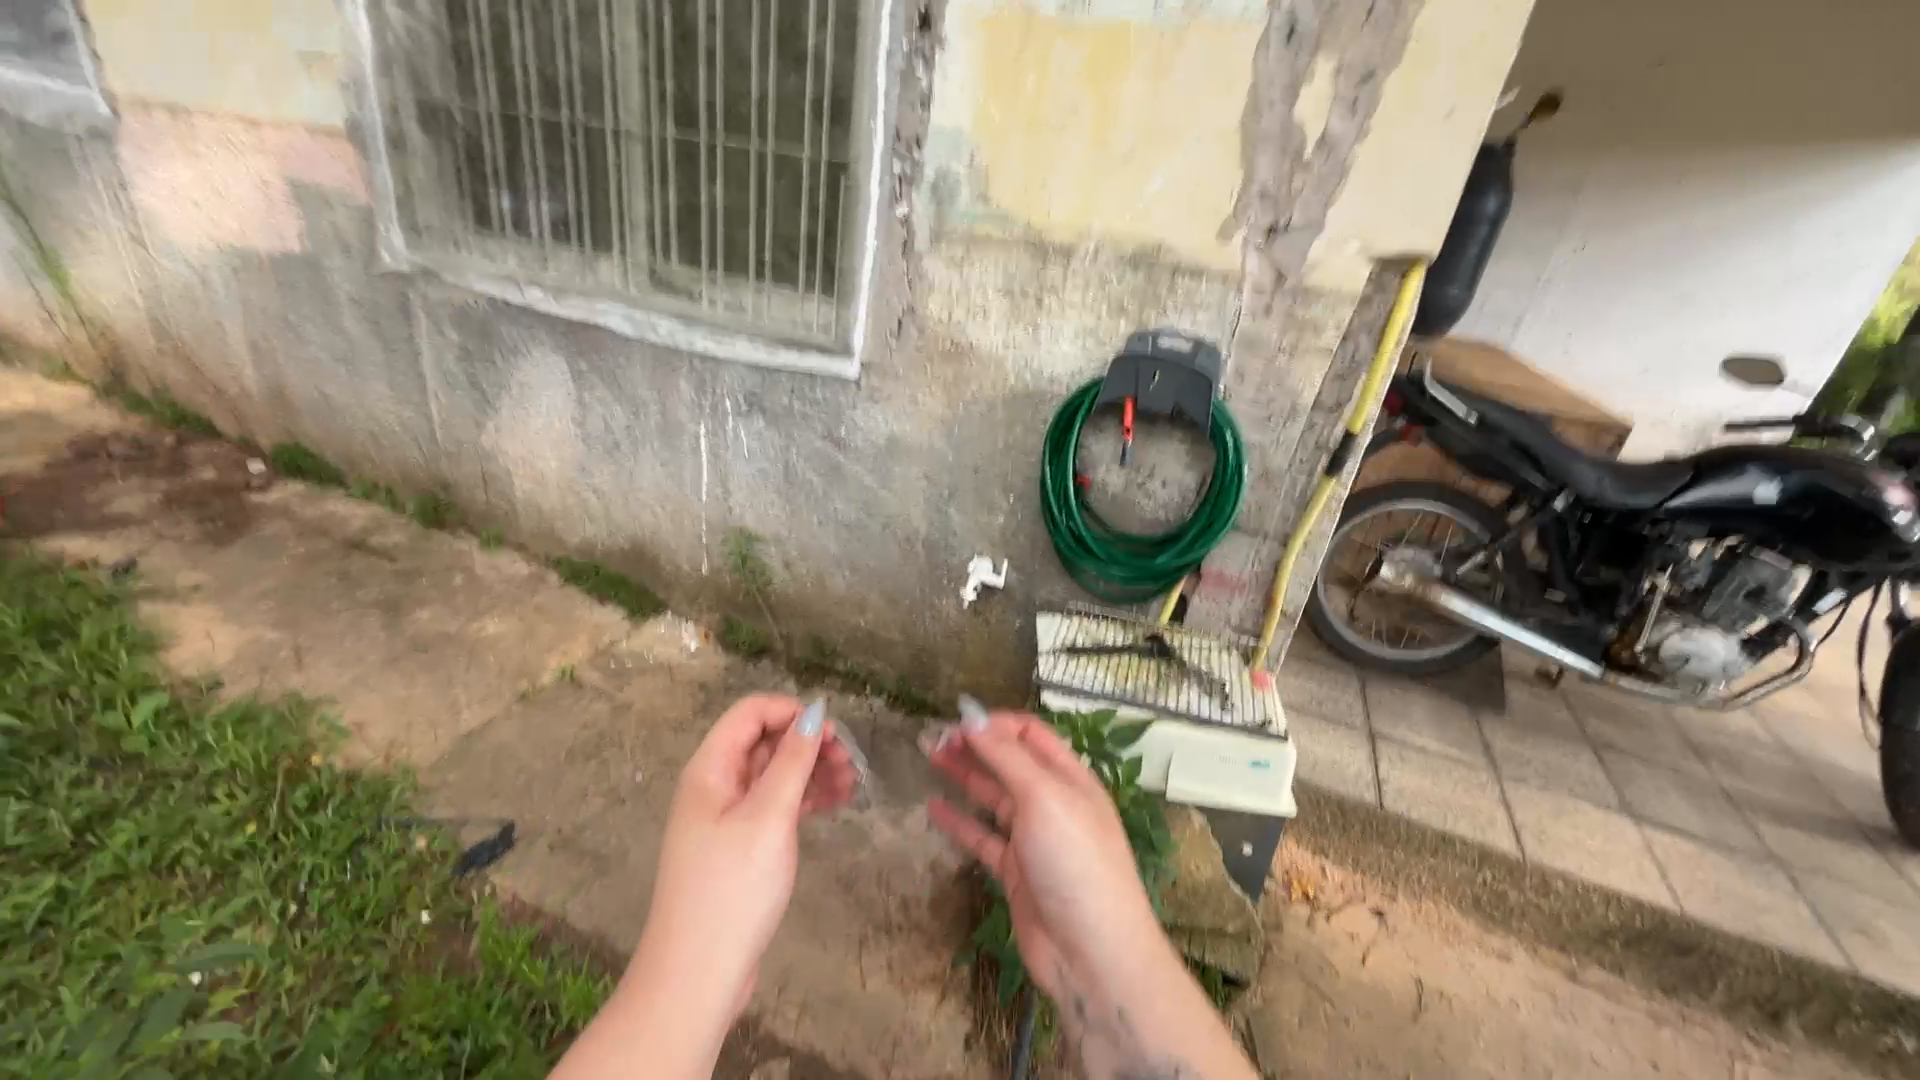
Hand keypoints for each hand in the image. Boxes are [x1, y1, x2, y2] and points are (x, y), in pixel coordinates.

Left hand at [552, 694, 856, 1079]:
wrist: (697, 975)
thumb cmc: (732, 889)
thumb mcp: (769, 817)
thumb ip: (792, 761)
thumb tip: (814, 713)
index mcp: (710, 769)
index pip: (751, 713)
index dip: (792, 712)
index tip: (832, 734)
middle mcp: (714, 785)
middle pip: (765, 742)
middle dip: (808, 744)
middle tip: (850, 763)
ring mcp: (726, 817)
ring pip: (773, 774)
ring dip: (811, 771)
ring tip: (851, 786)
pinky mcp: (738, 846)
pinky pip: (773, 805)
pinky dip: (802, 799)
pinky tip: (831, 805)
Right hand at [927, 703, 1258, 1079]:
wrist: (1091, 952)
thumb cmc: (1075, 862)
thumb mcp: (1044, 797)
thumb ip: (1006, 756)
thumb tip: (973, 718)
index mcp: (1070, 777)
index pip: (1030, 734)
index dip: (995, 724)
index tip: (956, 722)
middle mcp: (1053, 802)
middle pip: (1010, 762)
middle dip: (975, 745)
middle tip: (933, 737)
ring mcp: (1034, 838)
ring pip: (994, 797)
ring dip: (964, 776)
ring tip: (929, 757)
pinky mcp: (1016, 871)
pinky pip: (983, 838)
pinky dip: (959, 821)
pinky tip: (933, 807)